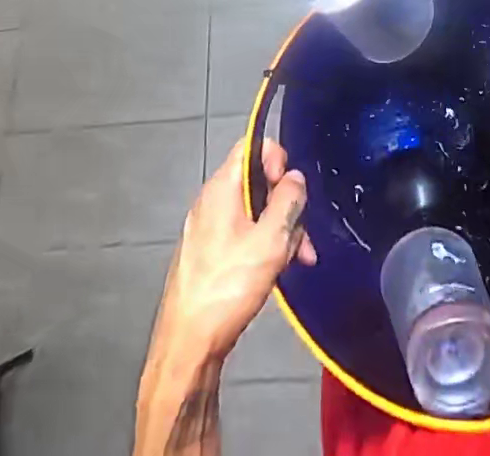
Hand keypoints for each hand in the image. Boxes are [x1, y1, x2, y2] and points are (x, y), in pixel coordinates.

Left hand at [147, 135, 317, 363]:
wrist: (188, 342)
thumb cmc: (228, 287)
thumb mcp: (270, 241)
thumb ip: (288, 201)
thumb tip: (295, 177)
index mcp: (223, 188)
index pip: (252, 147)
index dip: (278, 160)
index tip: (291, 192)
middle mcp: (212, 199)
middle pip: (258, 180)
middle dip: (286, 203)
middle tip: (301, 236)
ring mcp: (208, 225)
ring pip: (254, 210)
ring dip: (279, 229)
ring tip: (296, 260)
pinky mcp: (209, 250)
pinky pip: (243, 232)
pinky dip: (263, 244)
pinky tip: (276, 270)